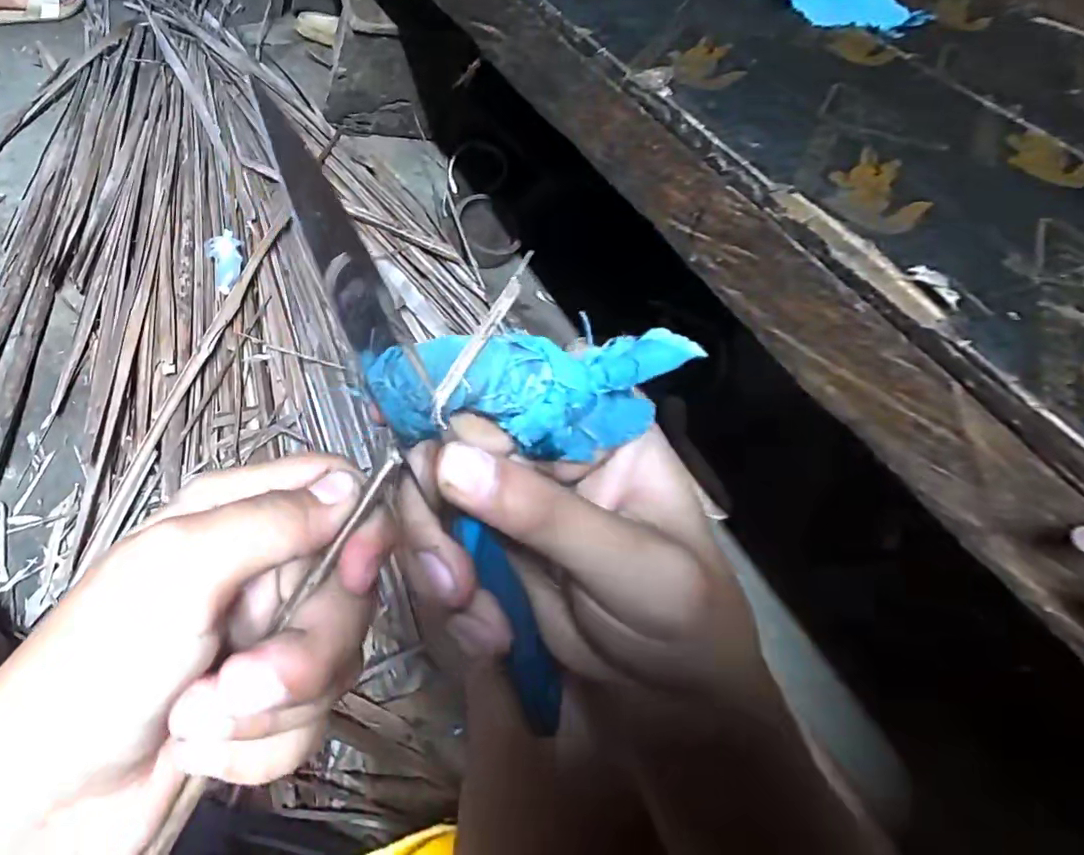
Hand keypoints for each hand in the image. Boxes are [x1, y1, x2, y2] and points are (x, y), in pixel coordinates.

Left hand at [0, 455, 390, 854]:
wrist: (51, 797)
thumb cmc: (104, 660)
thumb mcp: (184, 568)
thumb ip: (273, 521)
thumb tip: (350, 485)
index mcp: (230, 510)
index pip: (327, 484)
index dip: (358, 521)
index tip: (359, 568)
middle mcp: (253, 565)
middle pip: (345, 586)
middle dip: (303, 648)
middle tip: (243, 678)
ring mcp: (258, 638)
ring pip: (330, 661)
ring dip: (268, 707)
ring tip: (198, 718)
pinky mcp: (262, 704)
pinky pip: (307, 718)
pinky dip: (256, 744)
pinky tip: (198, 746)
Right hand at [397, 418, 882, 854]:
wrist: (664, 703)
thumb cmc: (682, 625)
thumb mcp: (631, 569)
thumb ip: (544, 513)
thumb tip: (448, 460)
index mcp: (594, 422)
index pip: (512, 381)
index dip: (454, 395)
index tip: (400, 425)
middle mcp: (540, 440)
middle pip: (451, 430)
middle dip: (434, 497)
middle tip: (448, 570)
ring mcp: (502, 484)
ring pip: (428, 481)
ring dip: (431, 544)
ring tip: (465, 604)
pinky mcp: (477, 527)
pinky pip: (427, 528)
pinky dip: (437, 577)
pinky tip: (482, 626)